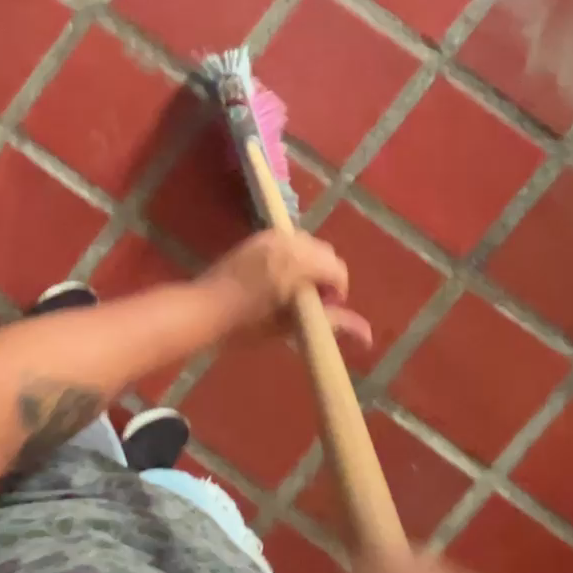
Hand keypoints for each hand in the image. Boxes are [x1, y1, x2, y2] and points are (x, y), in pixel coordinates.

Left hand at [199, 230, 371, 346]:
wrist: (203, 309)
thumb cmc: (244, 325)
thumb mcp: (289, 327)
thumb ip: (331, 323)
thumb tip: (368, 335)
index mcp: (296, 265)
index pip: (336, 269)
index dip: (335, 291)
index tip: (321, 308)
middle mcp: (285, 244)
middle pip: (324, 253)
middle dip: (324, 275)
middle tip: (307, 300)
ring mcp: (268, 238)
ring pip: (306, 244)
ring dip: (308, 263)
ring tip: (292, 289)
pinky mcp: (255, 238)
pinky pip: (286, 240)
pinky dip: (291, 254)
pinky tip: (276, 277)